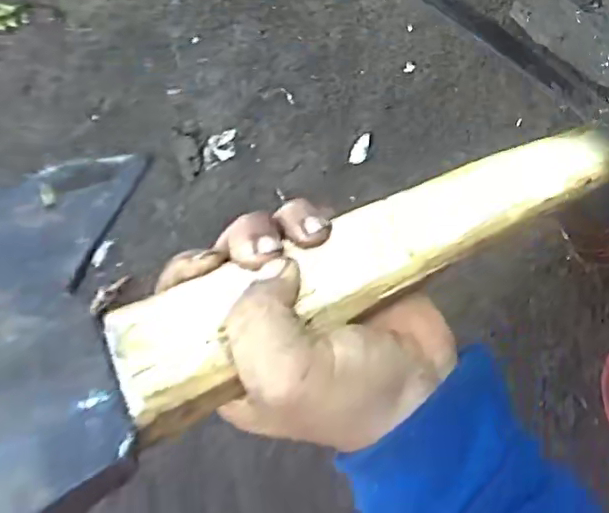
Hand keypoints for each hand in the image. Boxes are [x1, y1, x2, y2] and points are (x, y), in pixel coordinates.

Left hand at [154, 201, 457, 451]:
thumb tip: (270, 263)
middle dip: (246, 239)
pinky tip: (329, 227)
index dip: (188, 275)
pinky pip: (317, 222)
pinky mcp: (343, 258)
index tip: (210, 263)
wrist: (422, 382)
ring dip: (285, 221)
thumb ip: (257, 324)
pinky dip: (316, 215)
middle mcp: (262, 312)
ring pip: (275, 229)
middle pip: (231, 254)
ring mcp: (305, 282)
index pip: (185, 303)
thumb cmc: (349, 393)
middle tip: (270, 249)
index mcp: (232, 353)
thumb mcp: (285, 379)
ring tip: (314, 234)